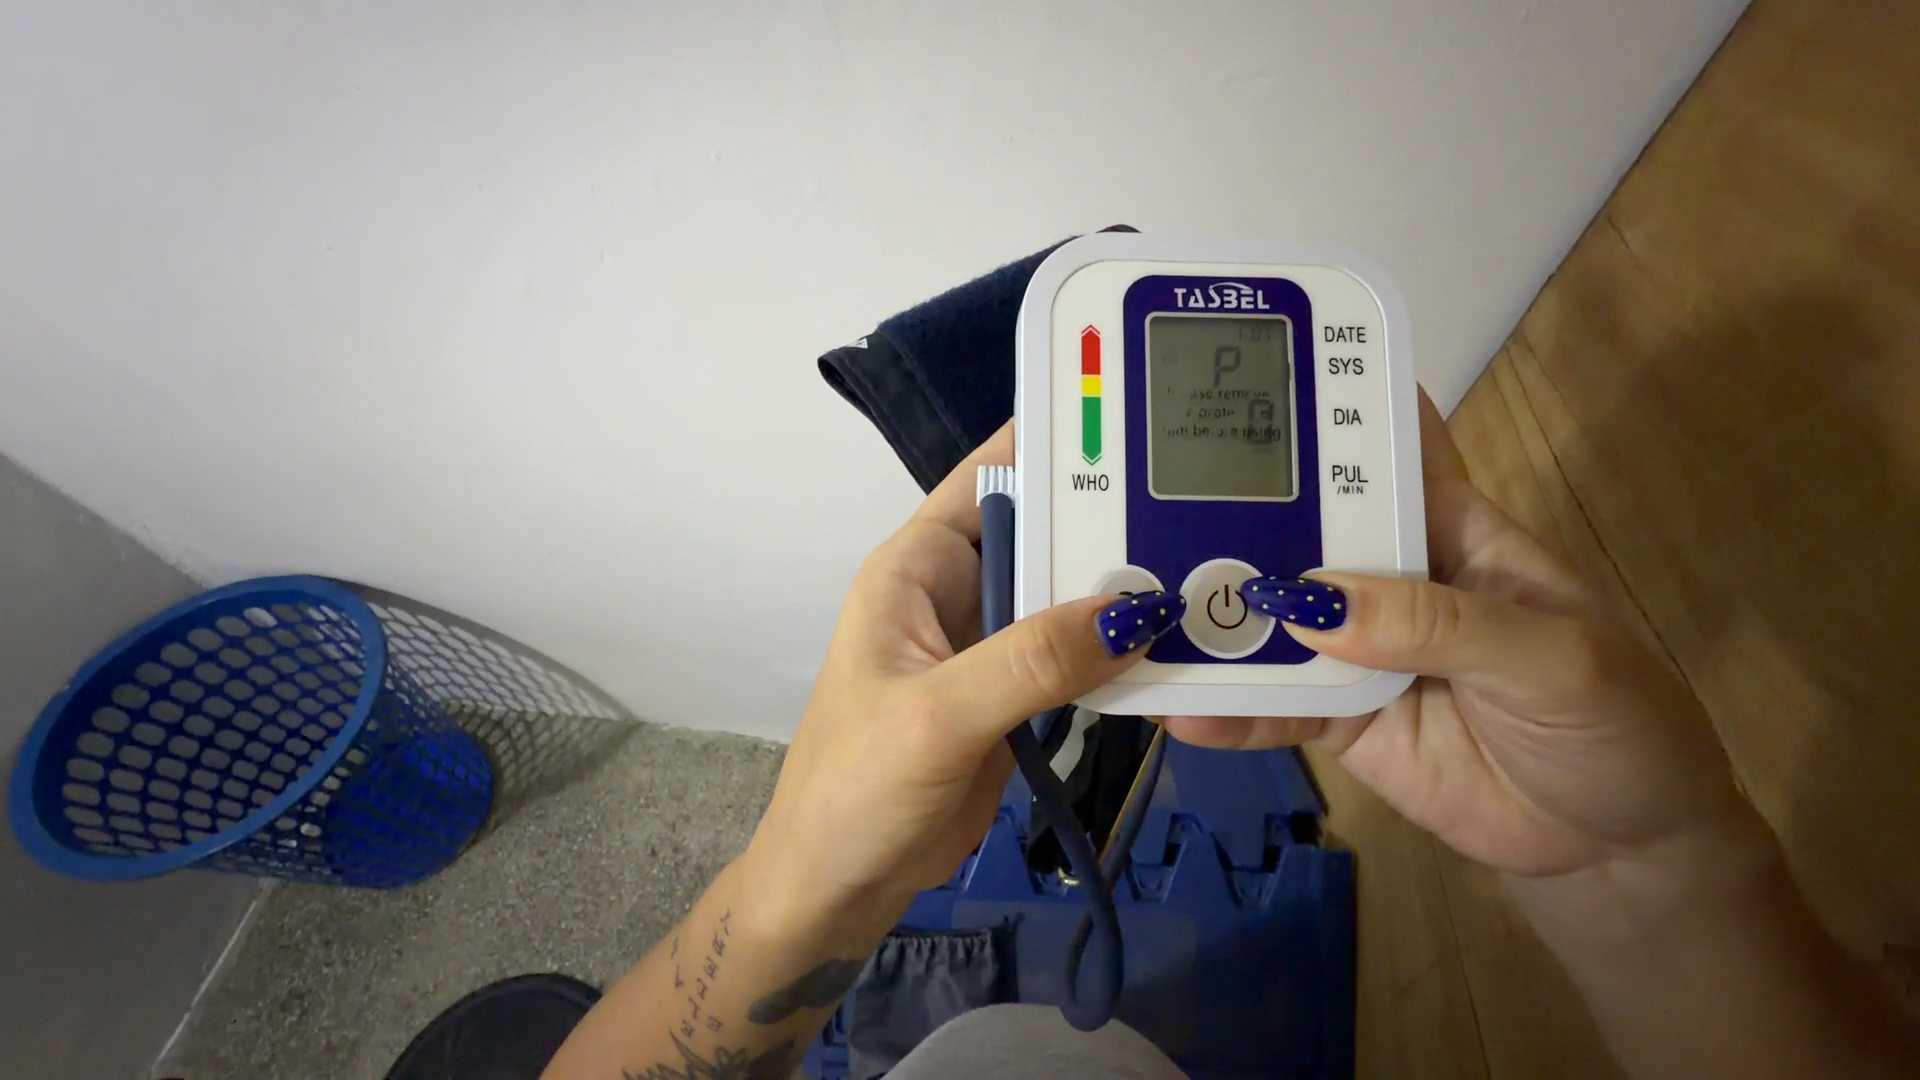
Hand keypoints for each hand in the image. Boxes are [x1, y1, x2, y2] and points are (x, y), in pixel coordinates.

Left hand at [744, 424, 1169, 929]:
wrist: (841, 882)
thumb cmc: (859, 785)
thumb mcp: (939, 715)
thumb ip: (1031, 660)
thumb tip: (1138, 610)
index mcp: (918, 565)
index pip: (988, 478)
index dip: (1052, 442)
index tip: (1135, 419)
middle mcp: (956, 590)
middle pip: (1042, 534)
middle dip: (1107, 523)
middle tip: (1203, 507)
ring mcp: (988, 644)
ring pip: (1063, 596)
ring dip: (1118, 590)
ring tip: (1209, 568)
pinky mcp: (1013, 693)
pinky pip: (1073, 654)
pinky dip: (1115, 649)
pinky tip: (1173, 643)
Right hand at [1165, 392, 1747, 877]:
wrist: (1607, 850)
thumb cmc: (1615, 726)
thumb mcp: (1553, 659)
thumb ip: (1437, 623)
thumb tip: (1308, 603)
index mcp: (1443, 529)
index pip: (1374, 452)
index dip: (1314, 417)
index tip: (1228, 388)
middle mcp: (1383, 576)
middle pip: (1294, 536)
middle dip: (1224, 522)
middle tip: (1138, 511)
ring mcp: (1348, 645)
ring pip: (1267, 620)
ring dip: (1210, 619)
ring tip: (1141, 615)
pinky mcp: (1330, 710)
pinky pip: (1269, 702)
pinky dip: (1227, 707)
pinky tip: (1182, 708)